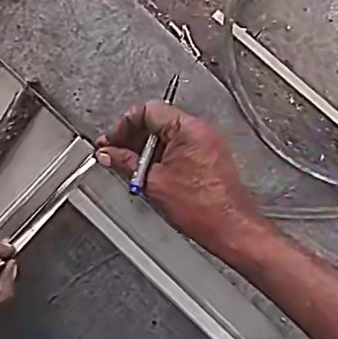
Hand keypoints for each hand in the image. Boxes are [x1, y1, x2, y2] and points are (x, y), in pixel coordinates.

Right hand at [96, 101, 265, 250]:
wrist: (227, 227)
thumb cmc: (201, 208)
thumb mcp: (152, 182)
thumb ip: (126, 162)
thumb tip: (110, 154)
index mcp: (188, 128)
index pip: (148, 111)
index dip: (124, 125)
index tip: (112, 140)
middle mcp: (201, 130)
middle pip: (157, 120)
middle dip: (132, 136)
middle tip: (114, 151)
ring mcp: (207, 142)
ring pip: (167, 134)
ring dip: (145, 147)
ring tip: (128, 164)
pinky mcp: (209, 155)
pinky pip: (179, 145)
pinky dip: (161, 154)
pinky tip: (148, 170)